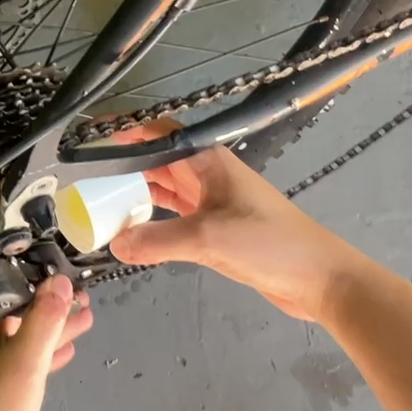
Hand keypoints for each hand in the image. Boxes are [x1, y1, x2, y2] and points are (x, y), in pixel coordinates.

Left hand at [0, 274, 92, 410]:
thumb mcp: (25, 357)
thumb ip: (43, 319)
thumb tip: (61, 280)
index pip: (19, 285)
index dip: (46, 278)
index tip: (72, 273)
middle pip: (28, 308)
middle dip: (57, 302)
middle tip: (86, 296)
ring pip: (32, 333)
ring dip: (58, 325)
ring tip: (85, 318)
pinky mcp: (2, 382)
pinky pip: (31, 357)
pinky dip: (50, 351)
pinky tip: (67, 352)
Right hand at [108, 121, 368, 320]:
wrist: (323, 280)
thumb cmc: (269, 243)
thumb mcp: (208, 238)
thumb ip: (157, 240)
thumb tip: (115, 243)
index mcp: (206, 159)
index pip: (156, 132)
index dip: (124, 129)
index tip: (92, 136)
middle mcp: (206, 173)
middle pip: (155, 157)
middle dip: (122, 162)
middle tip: (88, 173)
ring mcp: (211, 199)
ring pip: (162, 184)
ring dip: (134, 189)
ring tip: (101, 197)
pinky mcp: (215, 225)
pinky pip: (172, 212)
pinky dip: (150, 215)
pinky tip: (132, 225)